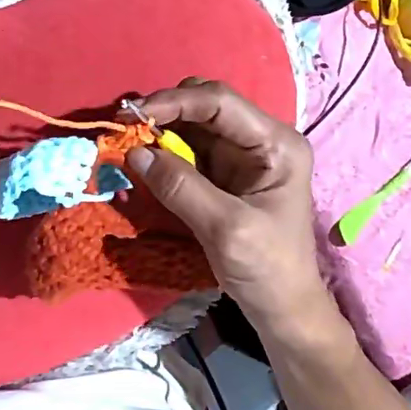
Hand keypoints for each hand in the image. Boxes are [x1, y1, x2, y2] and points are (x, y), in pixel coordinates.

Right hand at [126, 79, 339, 342]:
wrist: (282, 308)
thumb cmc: (266, 268)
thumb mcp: (225, 229)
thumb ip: (181, 188)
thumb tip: (135, 152)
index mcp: (275, 144)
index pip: (221, 102)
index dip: (175, 101)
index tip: (133, 115)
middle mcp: (260, 139)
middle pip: (207, 104)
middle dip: (166, 110)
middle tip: (127, 128)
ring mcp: (241, 155)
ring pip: (194, 122)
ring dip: (160, 128)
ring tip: (128, 139)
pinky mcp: (224, 172)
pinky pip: (188, 147)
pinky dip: (163, 148)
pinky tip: (143, 156)